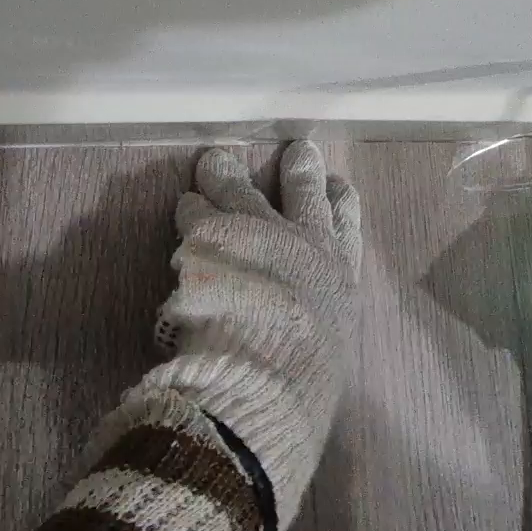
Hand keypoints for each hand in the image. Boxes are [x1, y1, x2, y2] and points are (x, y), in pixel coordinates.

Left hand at [126, 141, 361, 530]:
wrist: (261, 379)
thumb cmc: (300, 382)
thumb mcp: (324, 351)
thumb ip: (313, 323)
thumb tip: (300, 328)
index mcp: (336, 276)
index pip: (346, 226)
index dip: (341, 201)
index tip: (336, 182)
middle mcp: (304, 244)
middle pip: (303, 192)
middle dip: (300, 167)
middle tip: (297, 148)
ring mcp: (259, 232)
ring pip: (242, 190)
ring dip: (227, 175)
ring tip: (215, 163)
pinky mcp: (212, 232)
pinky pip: (198, 211)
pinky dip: (192, 209)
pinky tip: (185, 206)